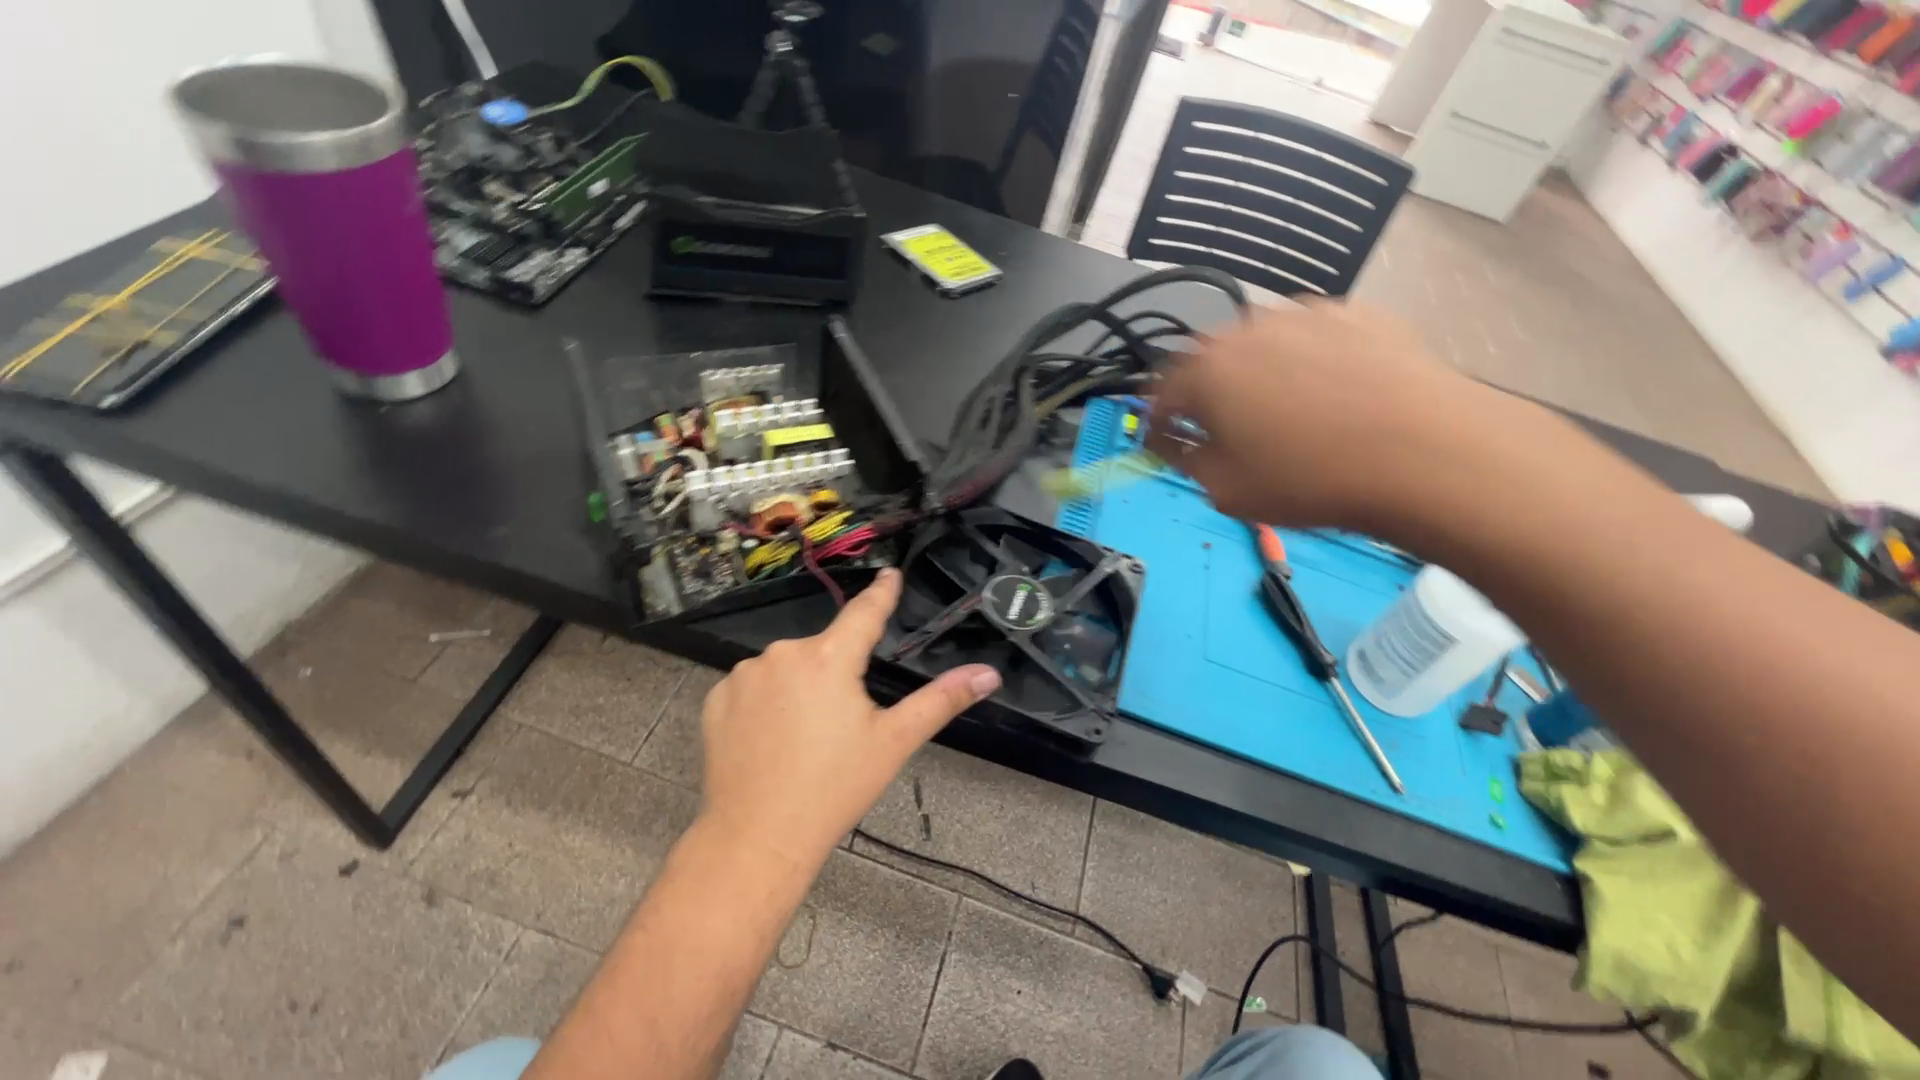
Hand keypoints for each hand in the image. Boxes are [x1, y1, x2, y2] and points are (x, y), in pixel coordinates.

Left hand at [697, 568, 1000, 865]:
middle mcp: (783, 654)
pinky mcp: (716, 699)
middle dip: (835, 674)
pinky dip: (764, 704)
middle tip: (840, 723)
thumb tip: (989, 673)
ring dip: (798, 688)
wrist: (757, 836)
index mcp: (829, 659)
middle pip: (822, 651)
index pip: (863, 613)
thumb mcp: (894, 742)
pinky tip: (769, 740)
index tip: (891, 574)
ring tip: (802, 739)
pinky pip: (751, 688)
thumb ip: (942, 700)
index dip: (881, 593)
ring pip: (785, 669)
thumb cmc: (835, 787)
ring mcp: (744, 675)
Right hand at [1147, 300, 1500, 529]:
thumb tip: (1170, 440)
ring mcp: (1305, 313)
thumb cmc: (1310, 479)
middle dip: (1210, 394)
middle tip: (1227, 431)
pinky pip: (1314, 339)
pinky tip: (1336, 395)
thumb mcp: (1226, 490)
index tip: (1164, 441)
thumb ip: (1184, 459)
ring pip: (1263, 345)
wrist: (1425, 452)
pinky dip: (1311, 363)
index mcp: (1205, 370)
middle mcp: (1247, 328)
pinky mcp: (1357, 314)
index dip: (1156, 421)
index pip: (1160, 393)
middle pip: (1211, 361)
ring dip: (1260, 374)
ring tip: (1287, 413)